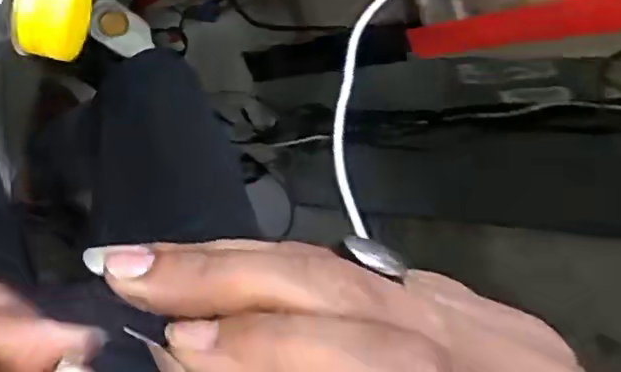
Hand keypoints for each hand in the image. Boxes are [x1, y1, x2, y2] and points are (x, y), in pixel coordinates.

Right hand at [86, 241, 579, 371]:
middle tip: (125, 269)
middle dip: (223, 279)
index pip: (369, 357)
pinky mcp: (477, 308)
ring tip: (153, 259)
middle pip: (341, 288)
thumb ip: (292, 369)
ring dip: (237, 262)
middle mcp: (494, 352)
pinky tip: (225, 262)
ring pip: (341, 265)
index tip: (177, 345)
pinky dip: (285, 269)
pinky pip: (361, 271)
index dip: (266, 349)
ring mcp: (491, 323)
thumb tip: (191, 352)